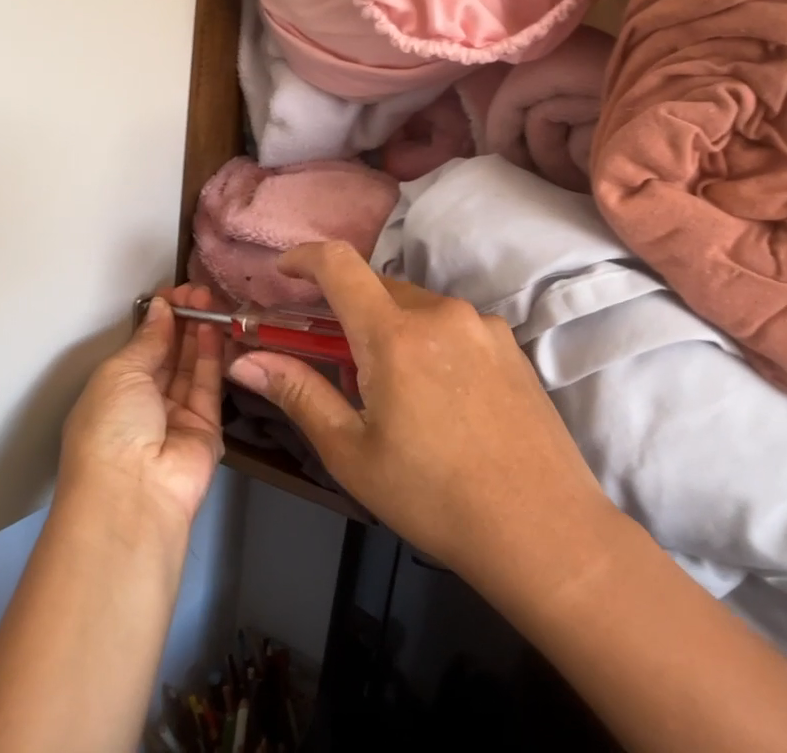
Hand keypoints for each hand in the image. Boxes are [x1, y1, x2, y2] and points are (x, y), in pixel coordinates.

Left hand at [59, 284, 225, 524]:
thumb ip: (147, 339)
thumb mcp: (119, 373)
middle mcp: (143, 404)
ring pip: (191, 367)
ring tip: (209, 301)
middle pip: (167, 355)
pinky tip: (214, 328)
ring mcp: (176, 417)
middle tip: (197, 291)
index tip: (173, 293)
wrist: (135, 493)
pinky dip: (212, 356)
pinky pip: (210, 385)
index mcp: (111, 392)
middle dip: (181, 321)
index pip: (139, 348)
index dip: (156, 320)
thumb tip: (159, 309)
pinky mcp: (207, 428)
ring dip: (198, 333)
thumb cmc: (110, 428)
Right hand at [225, 242, 615, 593]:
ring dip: (391, 330)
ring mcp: (484, 328)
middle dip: (347, 312)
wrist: (541, 528)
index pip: (340, 264)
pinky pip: (454, 328)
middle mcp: (442, 314)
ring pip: (418, 309)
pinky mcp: (512, 348)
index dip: (304, 258)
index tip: (284, 274)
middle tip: (337, 366)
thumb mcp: (351, 452)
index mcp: (395, 335)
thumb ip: (298, 393)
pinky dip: (430, 344)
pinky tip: (441, 401)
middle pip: (378, 288)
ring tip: (395, 395)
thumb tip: (245, 361)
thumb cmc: (433, 497)